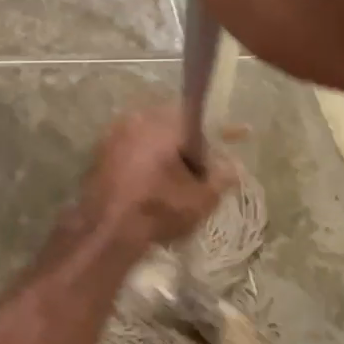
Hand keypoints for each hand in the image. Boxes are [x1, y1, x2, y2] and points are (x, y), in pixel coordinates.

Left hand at [83, 103, 235, 246]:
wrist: (106, 227)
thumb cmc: (157, 209)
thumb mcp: (200, 199)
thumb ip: (221, 178)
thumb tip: (233, 166)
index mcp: (163, 124)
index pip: (200, 116)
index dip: (221, 129)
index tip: (241, 133)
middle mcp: (138, 119)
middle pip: (174, 120)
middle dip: (193, 137)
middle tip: (209, 157)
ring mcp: (116, 131)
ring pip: (152, 130)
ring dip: (169, 144)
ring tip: (184, 168)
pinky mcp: (102, 147)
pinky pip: (134, 141)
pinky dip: (149, 152)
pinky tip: (157, 172)